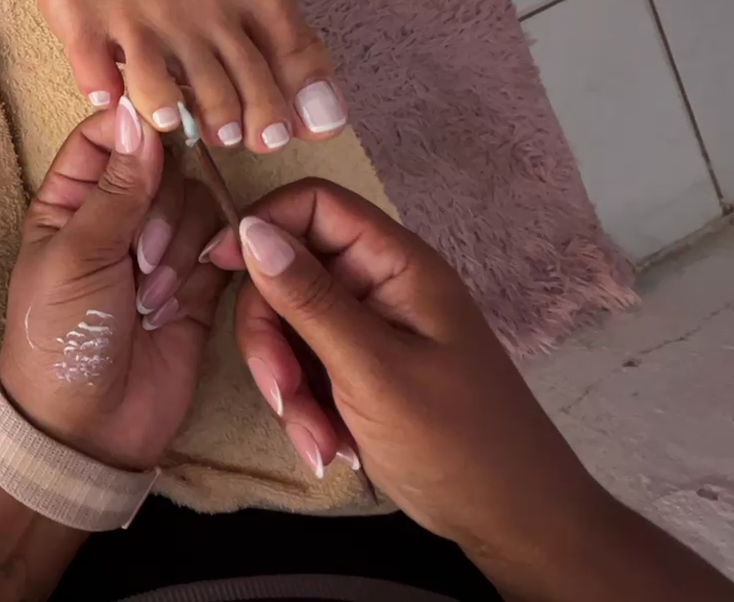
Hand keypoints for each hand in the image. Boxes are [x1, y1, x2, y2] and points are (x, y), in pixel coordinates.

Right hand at [0, 0, 346, 154]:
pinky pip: (94, 73)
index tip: (306, 125)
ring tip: (179, 128)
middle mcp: (198, 2)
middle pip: (230, 81)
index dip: (298, 94)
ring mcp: (133, 10)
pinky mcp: (72, 4)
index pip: (288, 49)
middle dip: (243, 118)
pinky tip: (107, 101)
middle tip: (245, 142)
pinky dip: (105, 92)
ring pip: (165, 92)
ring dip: (177, 115)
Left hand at [0, 98, 229, 470]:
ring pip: (196, 203)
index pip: (108, 134)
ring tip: (149, 300)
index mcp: (71, 198)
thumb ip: (117, 188)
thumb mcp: (78, 255)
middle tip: (136, 263)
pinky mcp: (198, 280)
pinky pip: (221, 244)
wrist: (89, 430)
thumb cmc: (62, 335)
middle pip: (163, 166)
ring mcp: (160, 245)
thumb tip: (137, 114)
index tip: (166, 129)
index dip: (137, 127)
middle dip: (157, 211)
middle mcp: (118, 213)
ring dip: (177, 250)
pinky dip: (207, 266)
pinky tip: (181, 302)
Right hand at [204, 180, 612, 566]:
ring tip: (315, 438)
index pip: (313, 204)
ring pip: (282, 320)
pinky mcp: (347, 360)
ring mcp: (358, 322)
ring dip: (283, 380)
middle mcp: (371, 282)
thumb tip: (249, 229)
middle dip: (270, 334)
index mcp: (393, 263)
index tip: (220, 265)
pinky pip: (295, 358)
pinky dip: (298, 401)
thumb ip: (308, 297)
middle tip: (281, 392)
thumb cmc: (458, 442)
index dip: (261, 223)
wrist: (513, 528)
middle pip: (284, 271)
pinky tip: (324, 442)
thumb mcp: (374, 370)